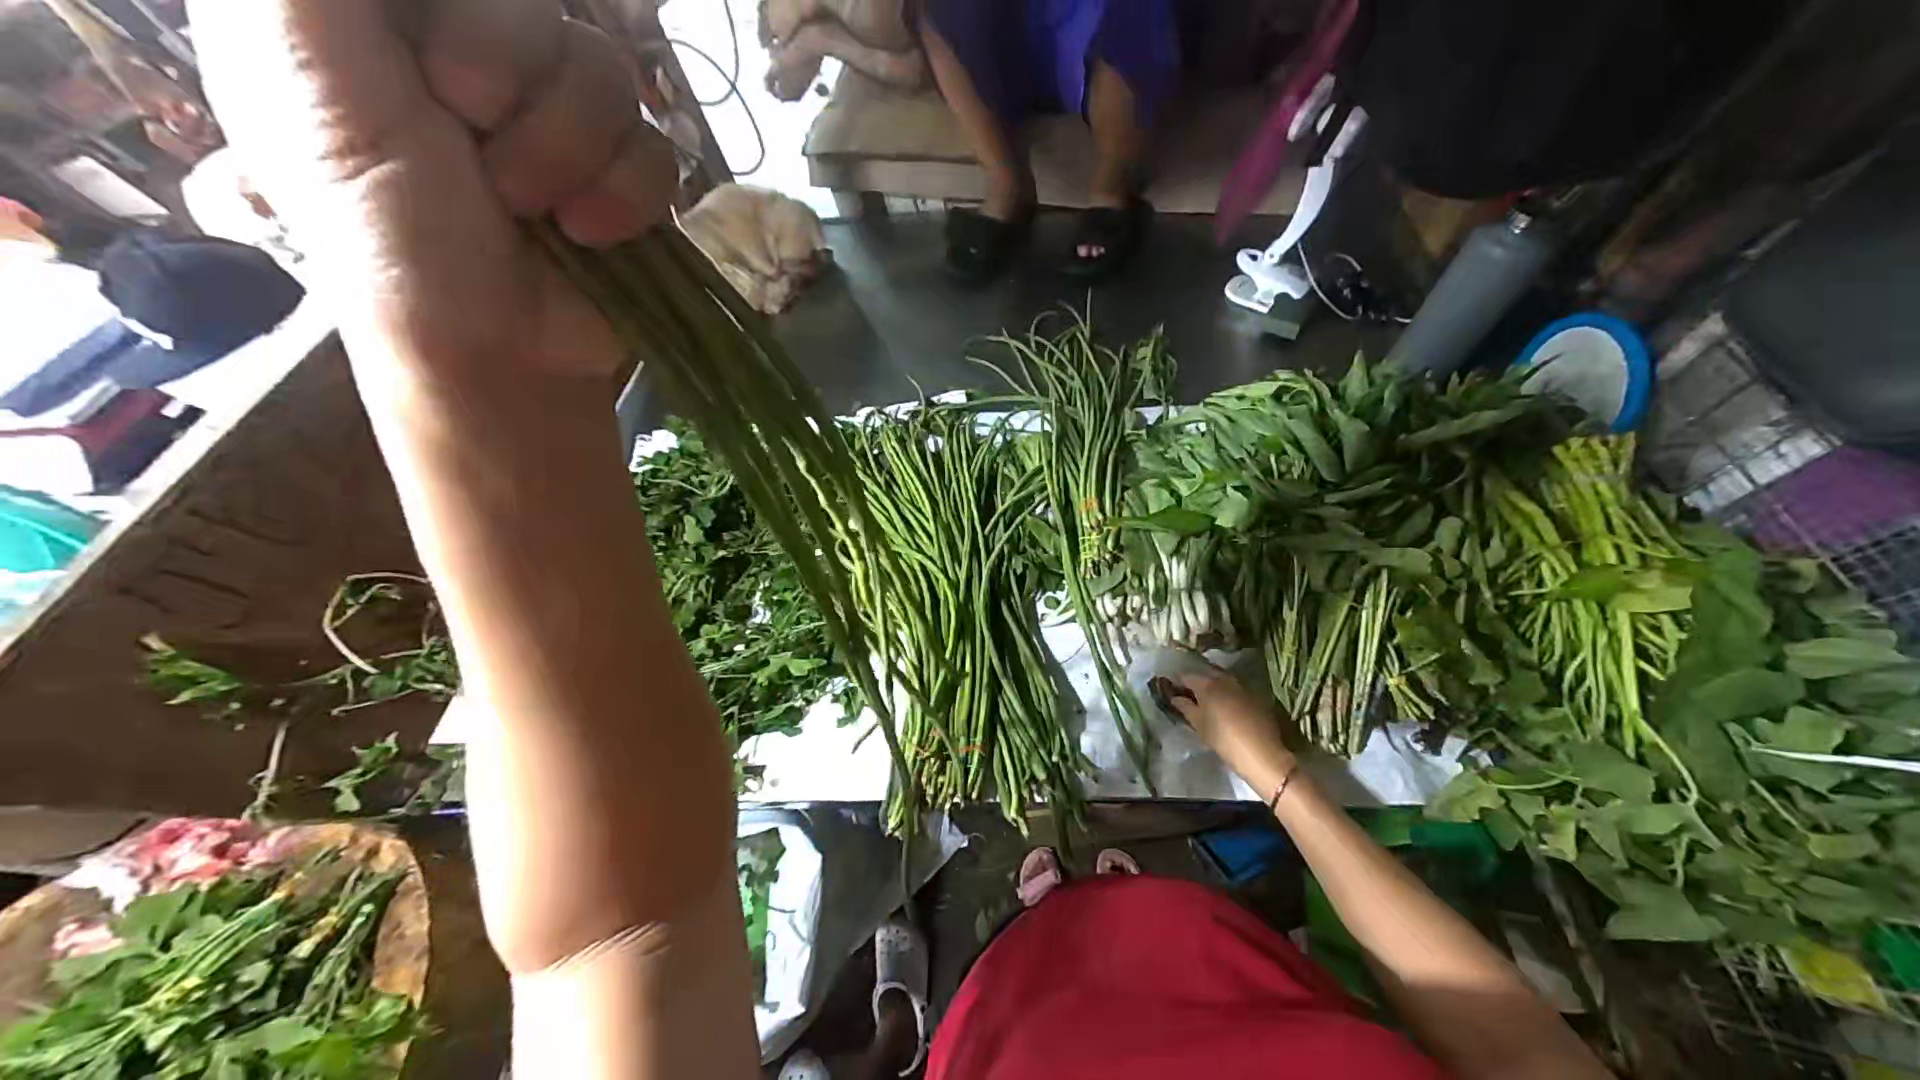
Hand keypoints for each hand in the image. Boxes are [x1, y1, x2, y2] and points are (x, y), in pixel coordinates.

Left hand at [187, 0, 677, 385]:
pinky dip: (627, 195)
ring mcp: (563, 128)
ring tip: (539, 215)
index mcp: (391, 27)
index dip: (470, 21)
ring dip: (572, 153)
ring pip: (609, 75)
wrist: (498, 352)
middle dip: (521, 93)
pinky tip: (590, 234)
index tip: (439, 84)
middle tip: (487, 168)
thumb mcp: (298, 72)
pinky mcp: (622, 182)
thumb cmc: (393, 236)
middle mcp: (482, 65)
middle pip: (543, 15)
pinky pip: (656, 147)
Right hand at [1169, 667, 1297, 801]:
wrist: (1262, 753)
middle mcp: (1225, 680)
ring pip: (1222, 679)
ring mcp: (1242, 686)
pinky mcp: (1255, 696)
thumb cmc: (1224, 739)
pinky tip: (1225, 704)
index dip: (1177, 682)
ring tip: (1206, 698)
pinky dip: (1226, 692)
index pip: (1187, 676)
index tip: (1172, 689)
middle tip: (1188, 693)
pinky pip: (1235, 688)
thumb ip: (1185, 707)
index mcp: (1207, 684)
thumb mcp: (1199, 724)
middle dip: (1196, 680)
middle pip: (1206, 673)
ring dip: (1213, 684)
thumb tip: (1175, 697)